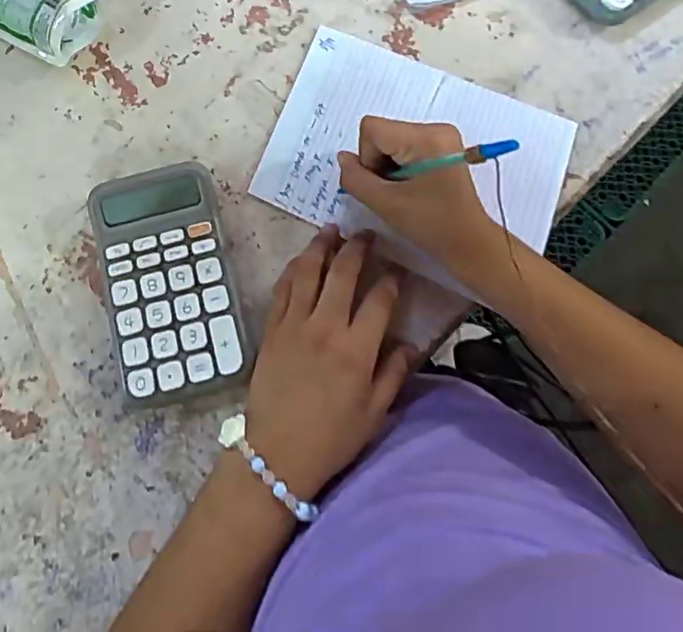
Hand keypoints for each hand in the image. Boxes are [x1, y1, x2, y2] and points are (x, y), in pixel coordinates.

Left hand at [244, 227, 418, 498]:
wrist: (278, 451)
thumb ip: (393, 373)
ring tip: (331, 231)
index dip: (390, 281)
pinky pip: (282, 288)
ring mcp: (294, 323)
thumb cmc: (333, 436)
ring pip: (308, 272)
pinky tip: (300, 259)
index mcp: (356, 349)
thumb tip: (410, 344)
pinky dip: (293, 269)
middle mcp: (325, 327)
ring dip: (320, 247)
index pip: (378, 300)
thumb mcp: (375, 412)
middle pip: (342, 274)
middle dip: (356, 248)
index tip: (397, 270)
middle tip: (365, 233)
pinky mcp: (271, 327)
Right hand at [336, 117, 510, 287]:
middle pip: (381, 133)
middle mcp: (436, 127)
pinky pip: (403, 144)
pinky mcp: (442, 144)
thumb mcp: (384, 204)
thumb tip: (343, 157)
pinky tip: (412, 185)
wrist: (469, 242)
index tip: (385, 184)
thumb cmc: (430, 225)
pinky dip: (398, 164)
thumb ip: (354, 177)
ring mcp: (441, 134)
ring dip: (387, 165)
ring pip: (389, 139)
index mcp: (426, 138)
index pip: (371, 129)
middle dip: (378, 162)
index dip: (367, 157)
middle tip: (395, 191)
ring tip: (404, 190)